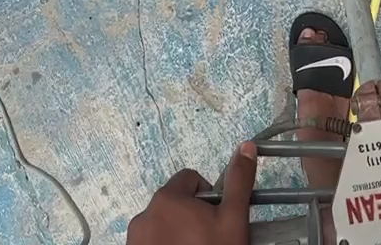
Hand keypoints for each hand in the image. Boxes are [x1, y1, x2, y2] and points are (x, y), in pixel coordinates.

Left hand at [128, 142, 258, 244]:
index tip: (216, 220)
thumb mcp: (233, 220)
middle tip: (209, 241)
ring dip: (177, 235)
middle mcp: (144, 216)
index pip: (190, 179)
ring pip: (162, 226)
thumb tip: (246, 146)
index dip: (208, 196)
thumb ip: (239, 181)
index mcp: (167, 199)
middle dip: (192, 217)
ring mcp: (134, 242)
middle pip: (175, 203)